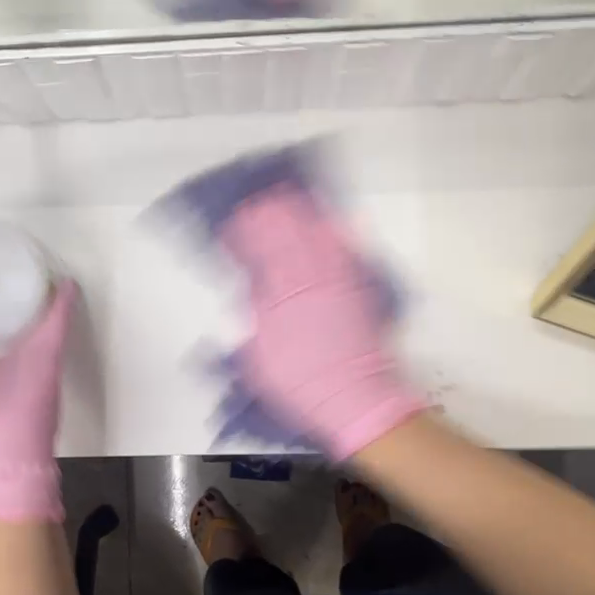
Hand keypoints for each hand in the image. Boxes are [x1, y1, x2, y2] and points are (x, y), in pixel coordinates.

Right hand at [222, 184, 425, 459]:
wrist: (352, 399)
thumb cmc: (300, 384)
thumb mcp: (259, 356)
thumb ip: (257, 315)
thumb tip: (255, 290)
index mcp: (279, 295)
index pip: (259, 251)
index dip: (246, 231)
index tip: (236, 218)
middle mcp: (309, 281)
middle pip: (289, 235)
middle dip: (274, 213)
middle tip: (264, 195)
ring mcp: (337, 283)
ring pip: (319, 236)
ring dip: (304, 214)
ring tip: (293, 195)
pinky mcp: (358, 292)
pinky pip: (348, 254)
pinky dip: (339, 235)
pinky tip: (336, 223)